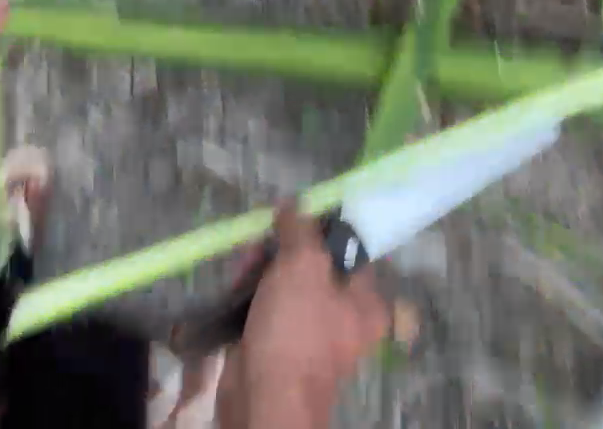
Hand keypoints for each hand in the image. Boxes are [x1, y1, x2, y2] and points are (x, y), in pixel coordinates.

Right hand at [217, 207, 389, 428]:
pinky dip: (252, 287)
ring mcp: (310, 327)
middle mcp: (342, 313)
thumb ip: (301, 229)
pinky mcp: (279, 337)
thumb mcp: (303, 265)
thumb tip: (294, 204)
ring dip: (262, 264)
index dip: (322, 225)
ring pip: (286, 278)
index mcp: (365, 301)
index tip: (294, 212)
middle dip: (282, 245)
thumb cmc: (296, 329)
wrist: (264, 397)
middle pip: (312, 260)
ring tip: (244, 264)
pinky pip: (268, 299)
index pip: (351, 248)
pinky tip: (237, 282)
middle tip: (262, 240)